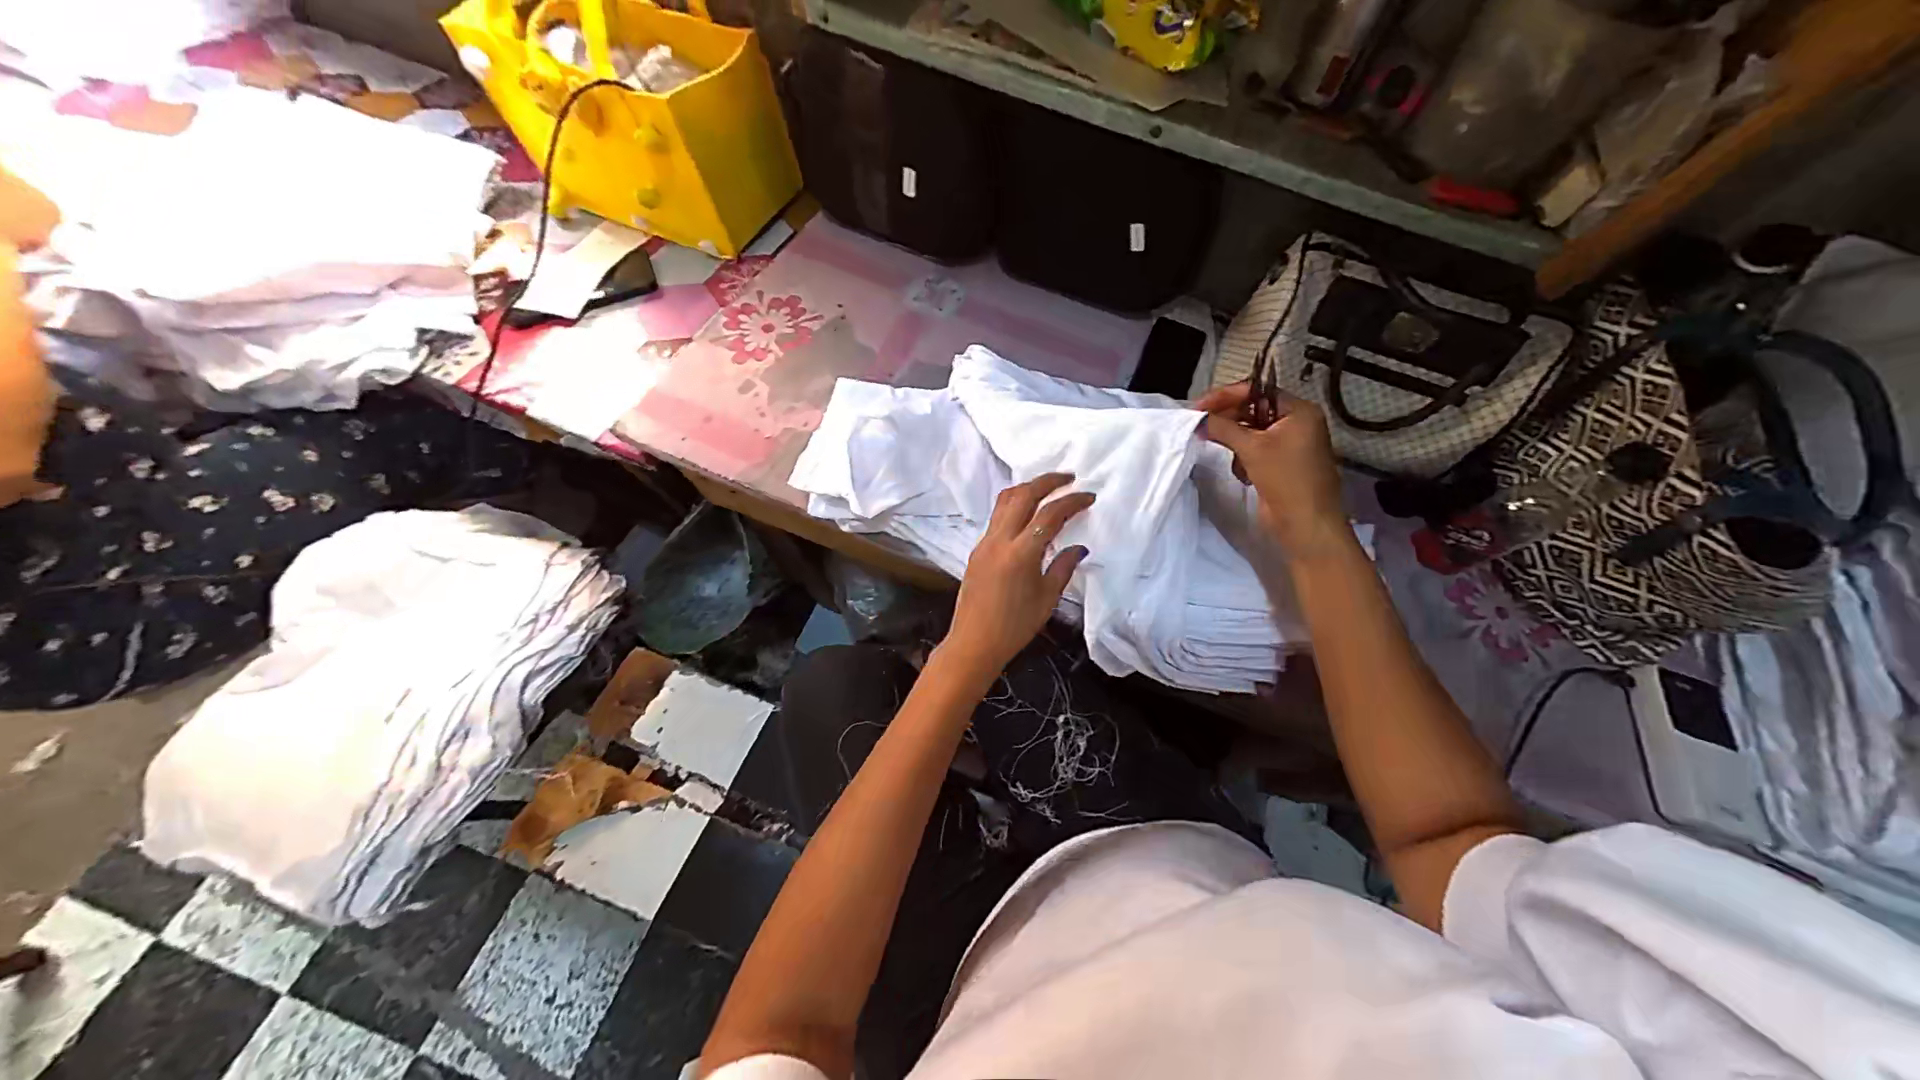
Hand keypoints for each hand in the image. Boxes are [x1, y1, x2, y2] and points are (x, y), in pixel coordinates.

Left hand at [941, 472, 1092, 676]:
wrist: (973, 643)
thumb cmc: (1014, 627)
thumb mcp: (1047, 599)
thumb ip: (1064, 567)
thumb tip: (1078, 548)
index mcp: (1021, 553)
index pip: (1050, 515)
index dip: (1072, 502)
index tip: (1089, 497)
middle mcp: (999, 541)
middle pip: (1023, 495)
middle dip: (1047, 481)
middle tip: (1068, 479)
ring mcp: (984, 543)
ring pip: (1005, 502)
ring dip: (1028, 489)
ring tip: (1048, 489)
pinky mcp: (977, 550)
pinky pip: (997, 518)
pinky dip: (1015, 507)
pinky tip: (1029, 515)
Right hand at [1196, 383, 1348, 559]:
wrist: (1305, 523)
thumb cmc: (1286, 479)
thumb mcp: (1252, 448)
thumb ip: (1223, 428)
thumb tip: (1198, 419)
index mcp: (1299, 411)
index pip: (1257, 392)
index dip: (1226, 397)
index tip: (1199, 407)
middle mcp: (1296, 424)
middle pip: (1252, 411)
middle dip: (1228, 422)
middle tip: (1201, 428)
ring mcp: (1288, 445)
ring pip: (1249, 433)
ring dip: (1236, 444)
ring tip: (1232, 459)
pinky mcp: (1278, 465)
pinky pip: (1253, 451)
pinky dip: (1243, 459)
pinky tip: (1243, 474)